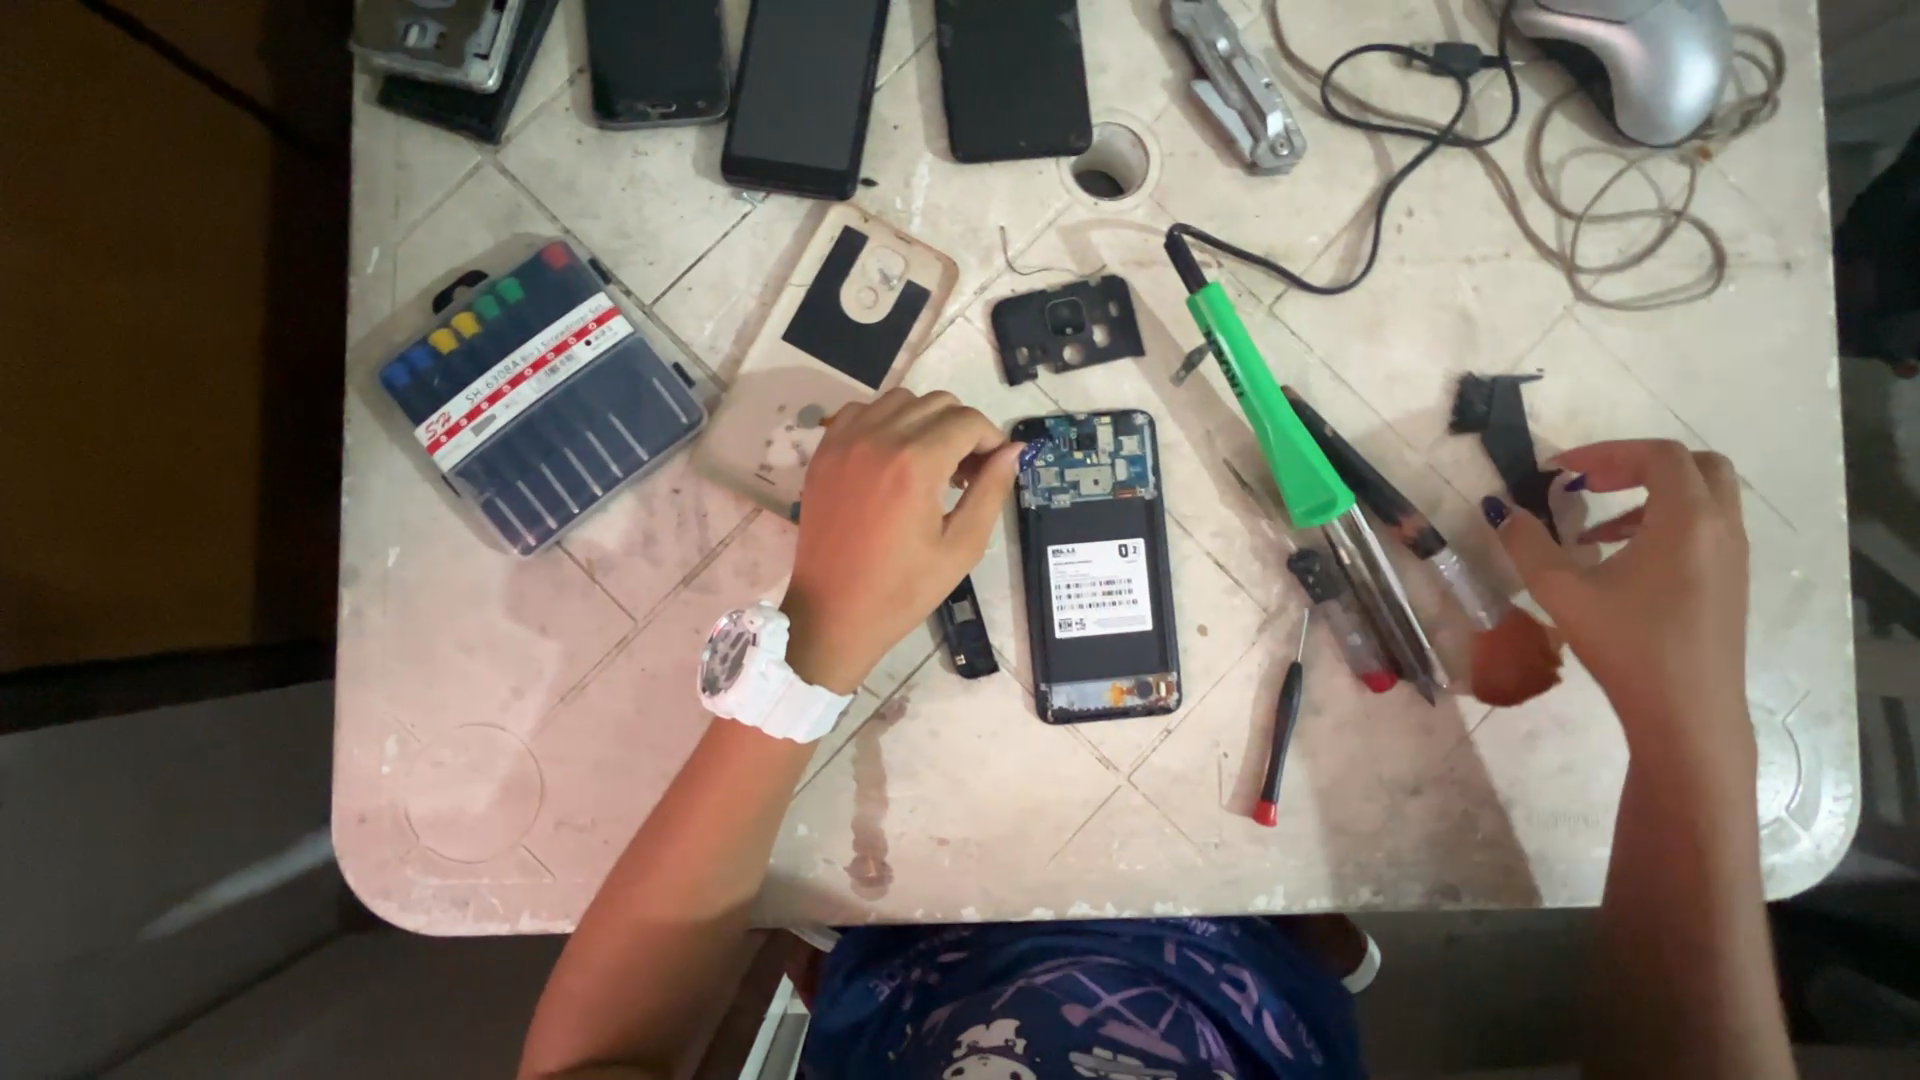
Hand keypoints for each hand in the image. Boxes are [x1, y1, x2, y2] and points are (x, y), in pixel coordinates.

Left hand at [780, 389, 1022, 694]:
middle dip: (963, 429)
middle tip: (967, 473)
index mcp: (915, 464)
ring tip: (931, 464)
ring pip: (900, 400)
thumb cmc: (902, 590)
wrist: (832, 613)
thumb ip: (991, 492)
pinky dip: (886, 422)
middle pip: (937, 404)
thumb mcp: (961, 547)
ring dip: (926, 421)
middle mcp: (878, 439)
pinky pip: (861, 411)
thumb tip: (1014, 451)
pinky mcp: (824, 452)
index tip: (993, 469)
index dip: (991, 440)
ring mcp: (845, 442)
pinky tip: (894, 458)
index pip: (968, 421)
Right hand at [1488, 440, 1750, 757]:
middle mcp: (1721, 529)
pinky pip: (1701, 529)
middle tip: (1586, 482)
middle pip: (1695, 466)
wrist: (1686, 710)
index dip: (1606, 451)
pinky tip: (1615, 559)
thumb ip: (1526, 543)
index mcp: (1686, 521)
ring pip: (1701, 498)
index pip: (1659, 455)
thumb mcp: (1560, 590)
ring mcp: (1732, 557)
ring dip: (1647, 495)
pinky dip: (1660, 523)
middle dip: (1636, 464)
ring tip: (1591, 526)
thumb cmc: (1625, 643)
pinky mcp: (1728, 582)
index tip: (1558, 471)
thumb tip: (1502, 510)